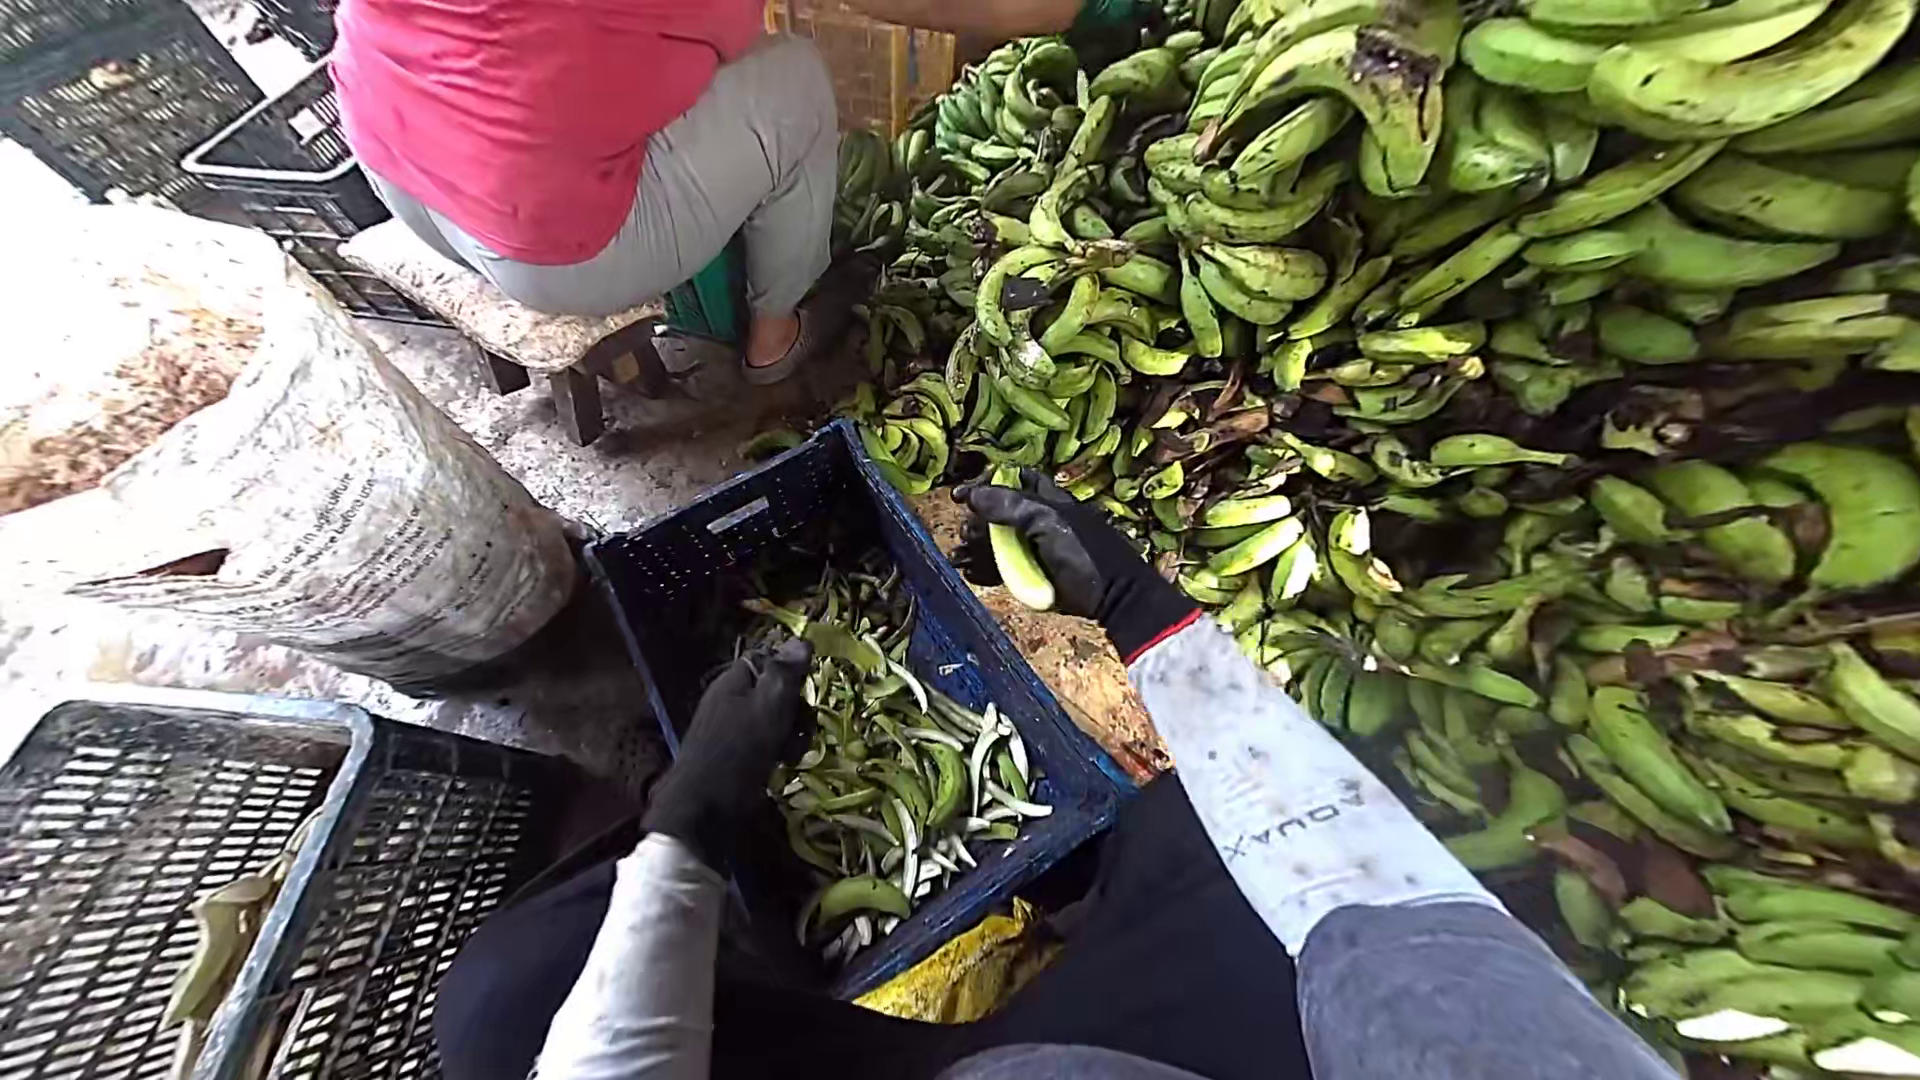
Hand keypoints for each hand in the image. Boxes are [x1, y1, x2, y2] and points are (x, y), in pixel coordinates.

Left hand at [642, 638, 813, 869]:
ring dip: (794, 732)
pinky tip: (786, 764)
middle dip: (797, 707)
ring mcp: (734, 728)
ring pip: (778, 718)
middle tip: (802, 726)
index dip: (793, 670)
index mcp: (735, 680)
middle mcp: (733, 699)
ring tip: (794, 751)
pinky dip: (782, 749)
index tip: (807, 688)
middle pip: (778, 690)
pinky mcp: (739, 754)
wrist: (704, 811)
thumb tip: (802, 640)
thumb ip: (786, 672)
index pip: (772, 659)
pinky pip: (769, 741)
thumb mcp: (768, 705)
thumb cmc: (738, 751)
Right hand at [953, 468, 1195, 662]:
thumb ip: (1009, 505)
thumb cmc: (1085, 552)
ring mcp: (1034, 550)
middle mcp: (1038, 522)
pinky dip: (983, 571)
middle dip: (976, 523)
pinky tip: (970, 573)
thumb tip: (970, 495)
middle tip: (964, 534)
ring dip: (974, 550)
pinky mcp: (1032, 576)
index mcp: (1047, 500)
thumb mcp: (1047, 521)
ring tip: (958, 558)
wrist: (1113, 596)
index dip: (988, 484)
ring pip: (996, 545)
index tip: (963, 496)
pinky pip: (1001, 571)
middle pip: (997, 516)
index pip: (1013, 481)